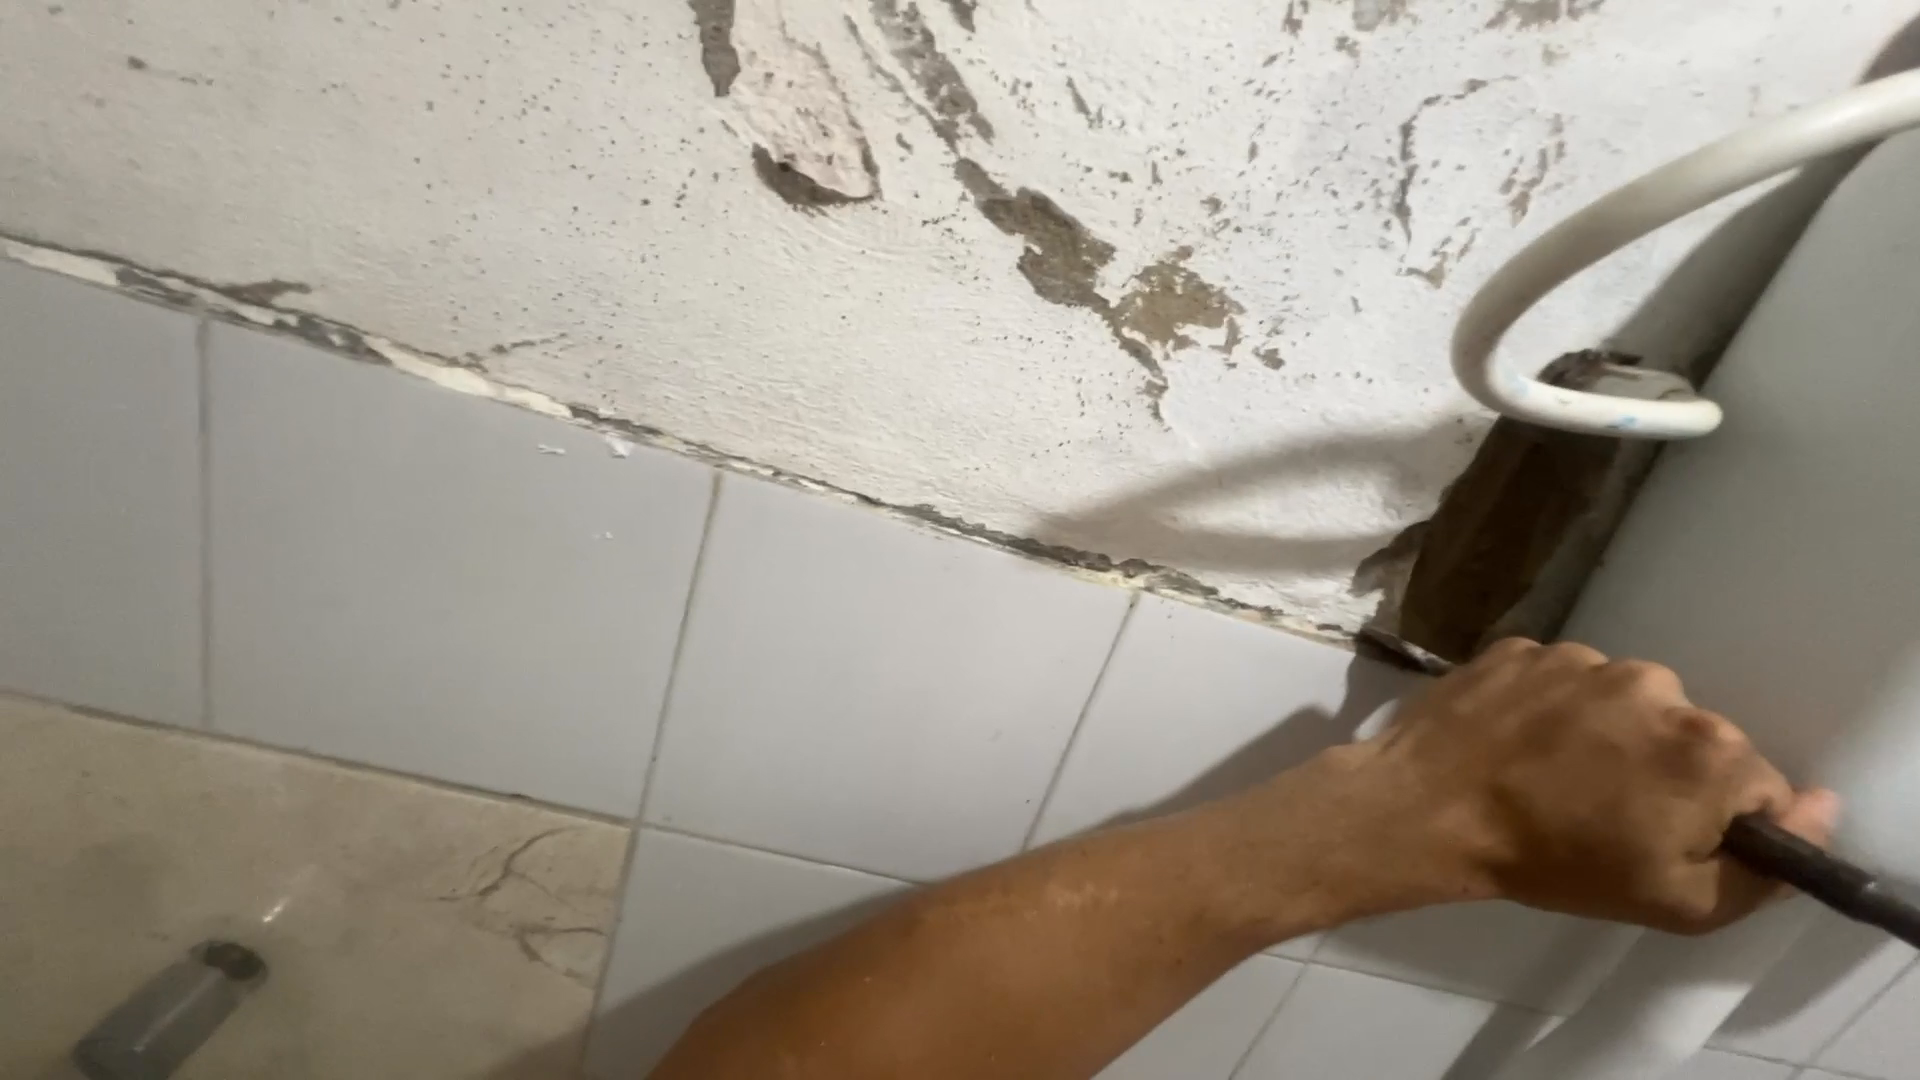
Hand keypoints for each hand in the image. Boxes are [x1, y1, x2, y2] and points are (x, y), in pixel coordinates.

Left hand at [1354, 638, 1838, 933]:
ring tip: (1543, 767)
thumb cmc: (1550, 858)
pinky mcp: (1513, 648)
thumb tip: (1816, 806)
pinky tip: (1509, 735)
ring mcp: (1572, 659)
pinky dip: (1541, 702)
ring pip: (1615, 699)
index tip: (1652, 830)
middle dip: (1653, 765)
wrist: (1425, 808)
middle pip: (1680, 732)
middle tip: (1590, 801)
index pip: (1749, 783)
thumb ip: (1769, 865)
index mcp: (1707, 746)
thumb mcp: (1680, 900)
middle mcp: (1649, 685)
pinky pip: (1551, 677)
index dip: (1707, 815)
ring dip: (1595, 727)